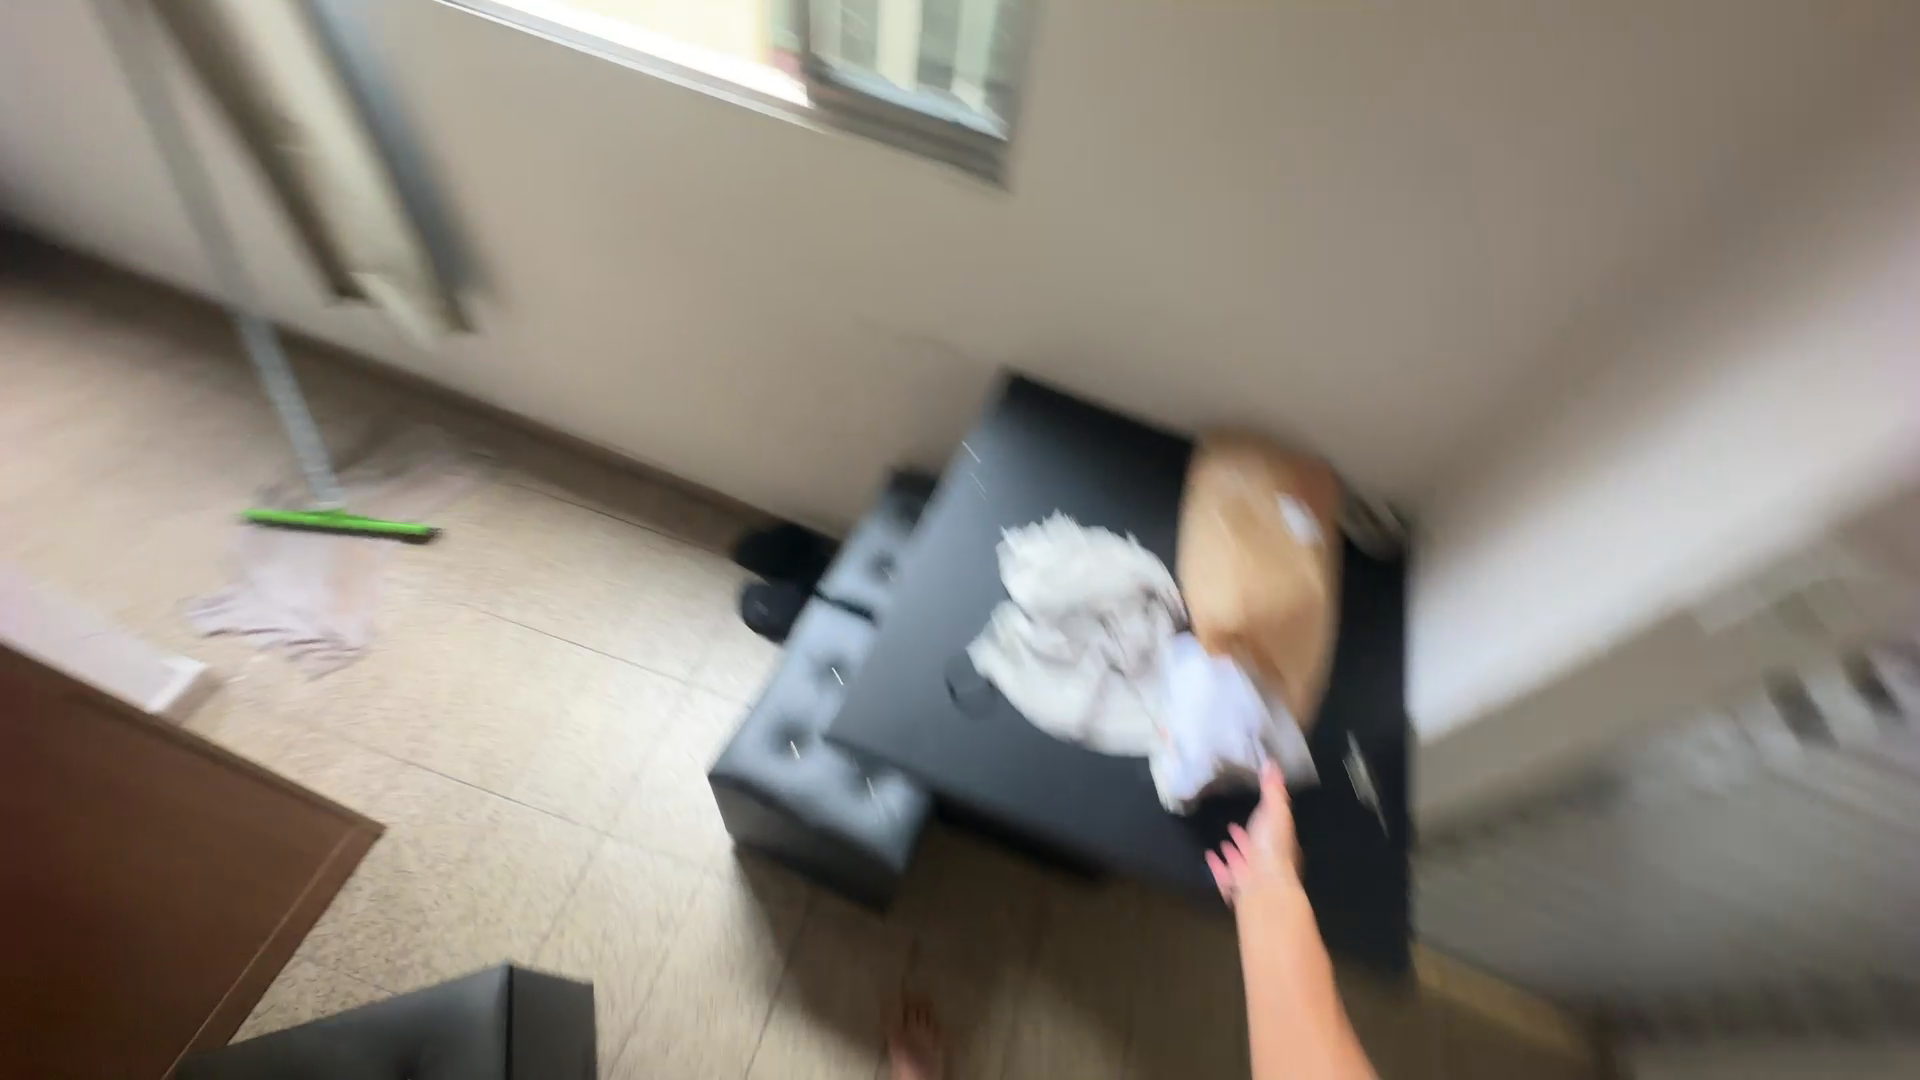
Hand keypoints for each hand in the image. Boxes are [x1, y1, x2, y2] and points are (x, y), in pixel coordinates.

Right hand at [1205, 762, 1299, 906]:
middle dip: (1245, 837)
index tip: (1254, 807)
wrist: (1262, 886)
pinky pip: (1224, 873)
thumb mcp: (1276, 811)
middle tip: (1231, 825)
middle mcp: (1267, 860)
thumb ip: (1273, 790)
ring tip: (1220, 841)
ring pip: (1241, 861)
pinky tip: (1208, 856)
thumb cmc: (1271, 847)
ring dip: (1233, 852)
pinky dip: (1217, 865)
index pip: (1273, 828)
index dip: (1264, 818)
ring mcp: (1252, 875)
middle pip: (1256, 846)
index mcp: (1279, 843)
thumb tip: (1274, 762)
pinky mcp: (1236, 886)